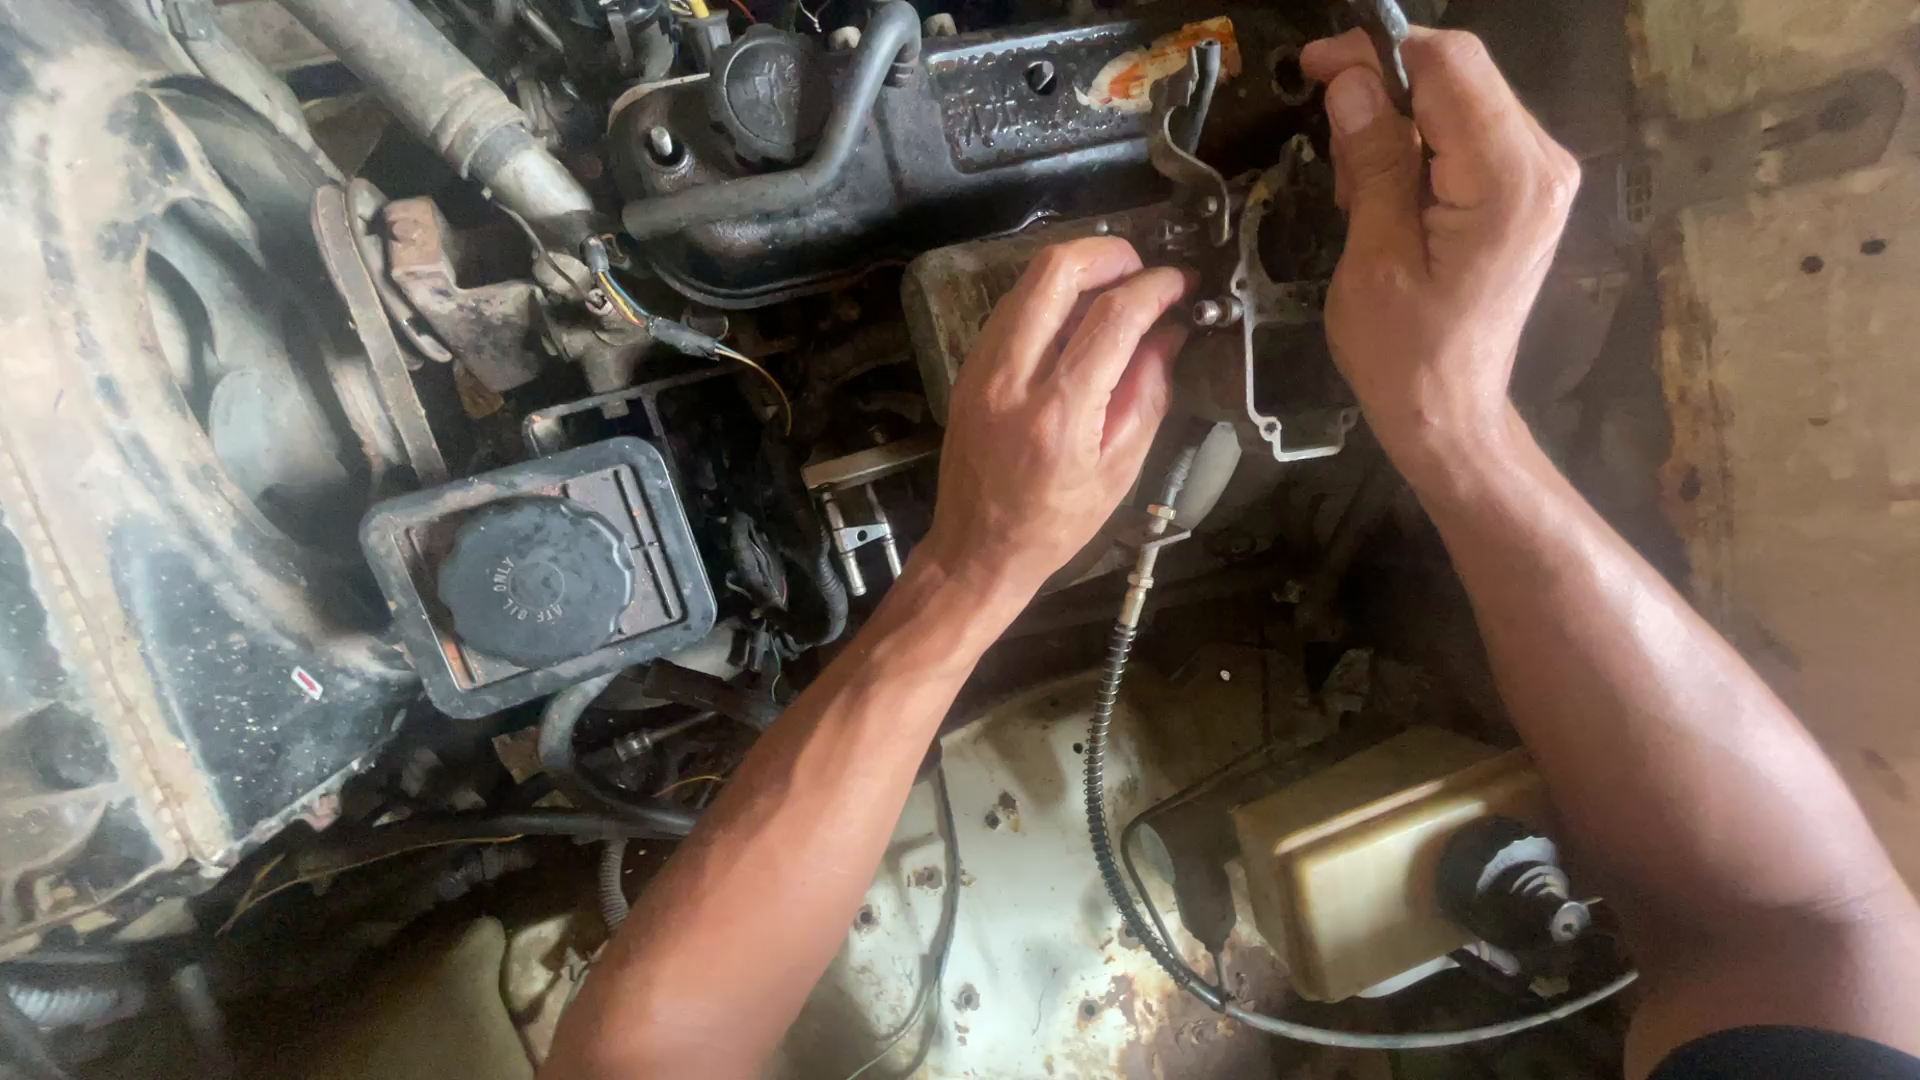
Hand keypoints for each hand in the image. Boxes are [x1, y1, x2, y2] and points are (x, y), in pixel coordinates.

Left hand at [917, 237, 1192, 595]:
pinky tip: (1073, 325)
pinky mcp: (967, 372)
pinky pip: (1009, 312)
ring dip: (1075, 274)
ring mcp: (980, 371)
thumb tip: (1167, 332)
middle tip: (1141, 272)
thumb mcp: (1119, 470)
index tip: (1181, 283)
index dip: (1156, 287)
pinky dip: (1046, 301)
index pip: (1113, 317)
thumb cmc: (1053, 525)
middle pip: (1055, 271)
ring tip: (1112, 297)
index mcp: (1058, 414)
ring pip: (1026, 283)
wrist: (977, 549)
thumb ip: (1148, 393)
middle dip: (1109, 253)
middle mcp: (1010, 380)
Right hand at [1301, 28, 1579, 477]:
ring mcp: (1539, 178)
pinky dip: (1414, 159)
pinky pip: (1464, 145)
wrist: (1446, 412)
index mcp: (1509, 177)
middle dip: (1383, 98)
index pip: (1451, 67)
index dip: (1379, 51)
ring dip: (1393, 135)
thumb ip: (1373, 164)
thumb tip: (1352, 82)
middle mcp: (1543, 161)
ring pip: (1457, 110)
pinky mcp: (1522, 196)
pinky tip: (1384, 204)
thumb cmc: (1402, 351)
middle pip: (1458, 81)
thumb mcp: (1373, 259)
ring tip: (1354, 199)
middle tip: (1329, 153)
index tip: (1316, 65)